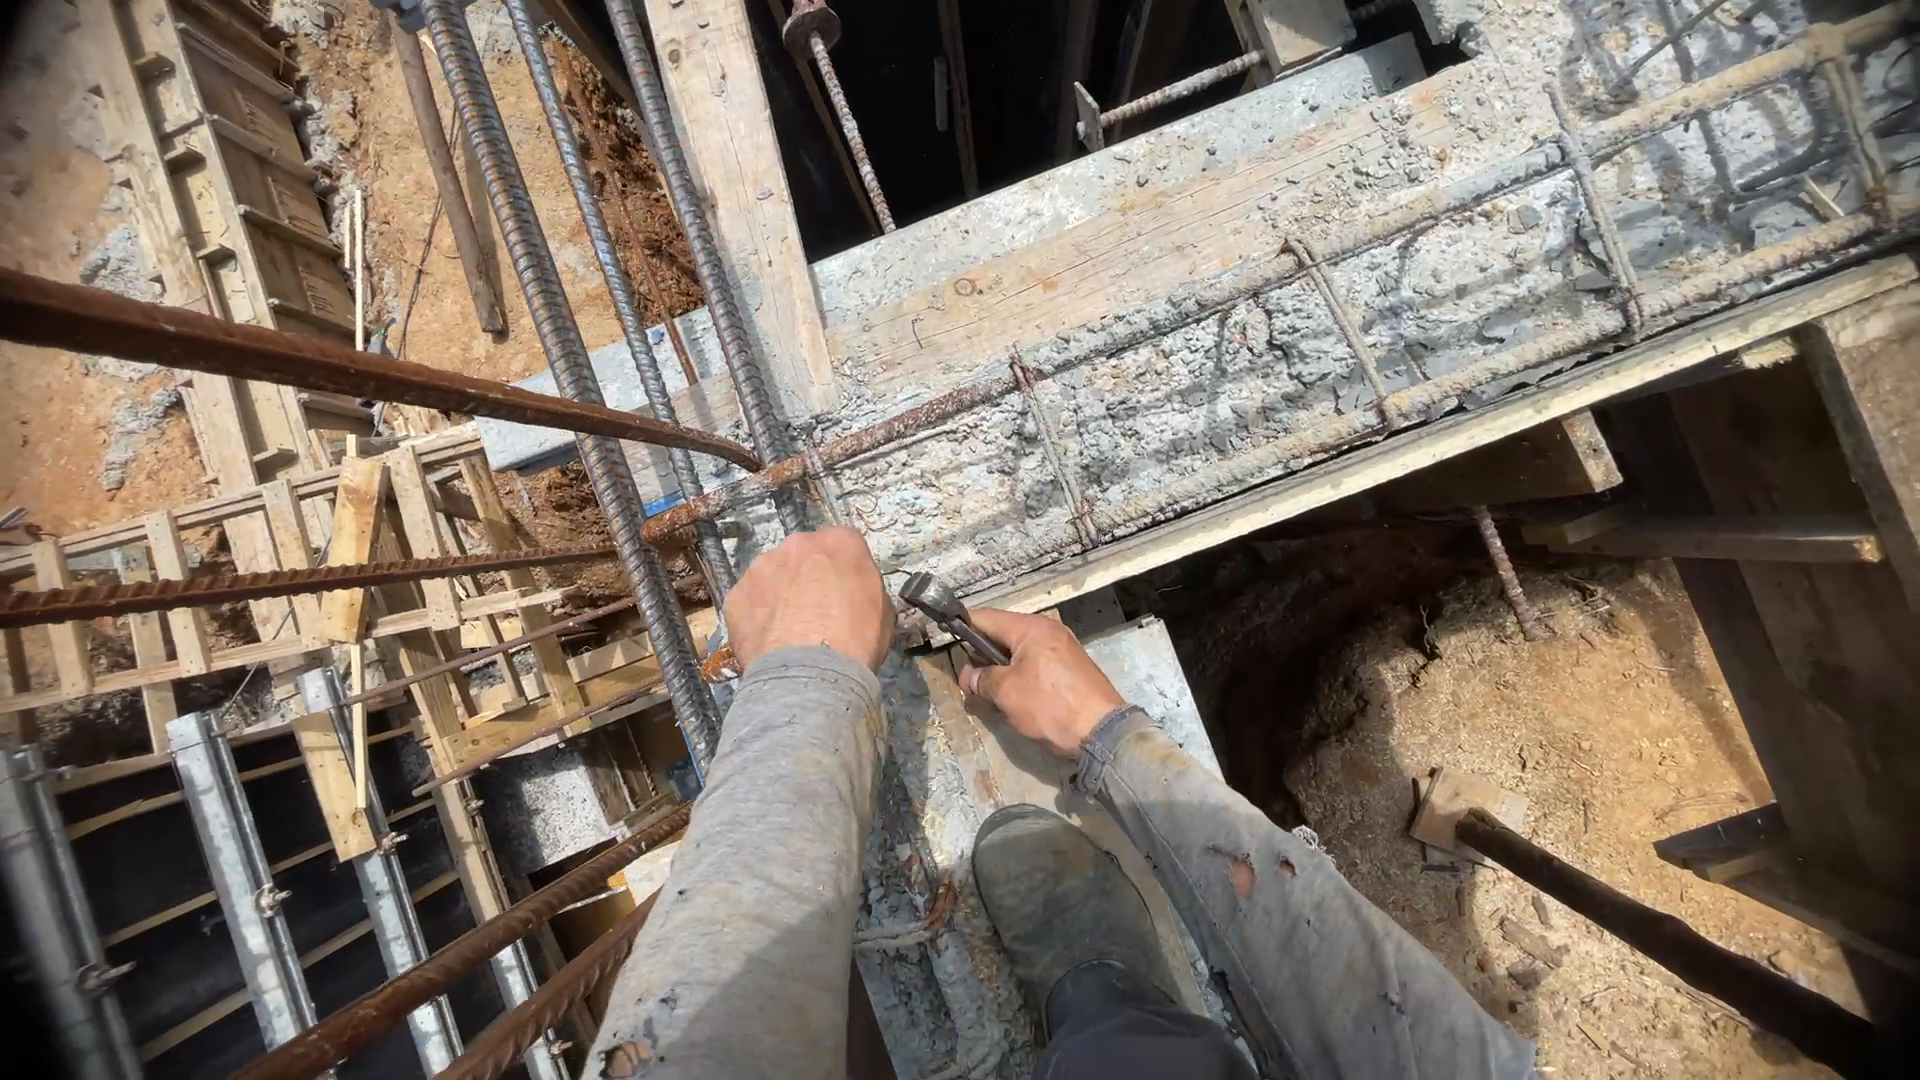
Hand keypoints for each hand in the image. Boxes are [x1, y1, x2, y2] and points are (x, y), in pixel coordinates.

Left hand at [724, 527, 893, 672]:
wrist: (810, 672)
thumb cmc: (856, 639)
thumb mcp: (883, 610)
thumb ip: (864, 588)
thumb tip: (852, 596)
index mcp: (840, 542)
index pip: (843, 544)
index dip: (842, 570)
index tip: (843, 591)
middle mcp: (797, 544)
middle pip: (803, 555)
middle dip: (807, 576)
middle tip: (815, 611)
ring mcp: (761, 567)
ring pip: (771, 575)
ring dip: (779, 594)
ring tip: (787, 629)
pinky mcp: (736, 595)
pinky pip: (749, 601)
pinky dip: (757, 616)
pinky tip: (768, 640)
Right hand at [959, 609, 1124, 758]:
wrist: (1103, 732)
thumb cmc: (1050, 706)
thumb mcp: (1007, 692)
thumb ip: (983, 679)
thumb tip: (970, 676)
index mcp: (1031, 628)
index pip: (987, 617)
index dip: (963, 625)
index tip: (946, 635)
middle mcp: (1048, 630)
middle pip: (1004, 634)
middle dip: (982, 654)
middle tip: (968, 677)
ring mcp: (1062, 647)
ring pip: (1019, 651)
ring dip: (1001, 668)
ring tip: (988, 691)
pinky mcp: (1070, 667)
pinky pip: (1035, 662)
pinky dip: (1019, 674)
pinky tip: (1013, 695)